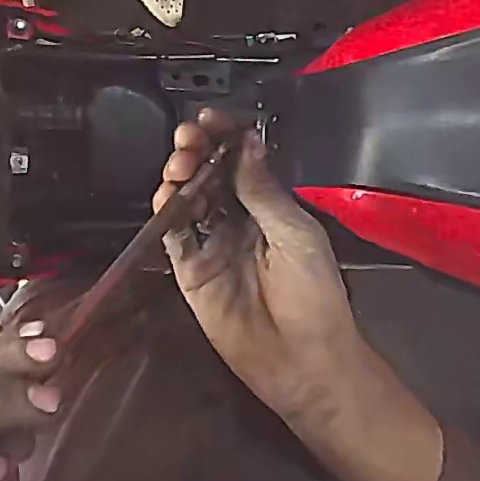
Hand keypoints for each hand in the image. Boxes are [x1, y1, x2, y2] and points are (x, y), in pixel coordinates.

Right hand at [152, 109, 361, 416]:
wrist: (304, 362)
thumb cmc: (315, 296)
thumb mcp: (296, 235)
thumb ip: (263, 191)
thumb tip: (246, 144)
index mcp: (267, 206)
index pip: (239, 162)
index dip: (223, 137)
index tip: (209, 118)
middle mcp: (236, 219)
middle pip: (206, 175)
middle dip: (194, 151)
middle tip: (188, 139)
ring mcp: (211, 244)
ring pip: (186, 199)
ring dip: (178, 176)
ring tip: (178, 165)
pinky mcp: (190, 271)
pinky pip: (173, 236)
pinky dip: (165, 214)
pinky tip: (165, 197)